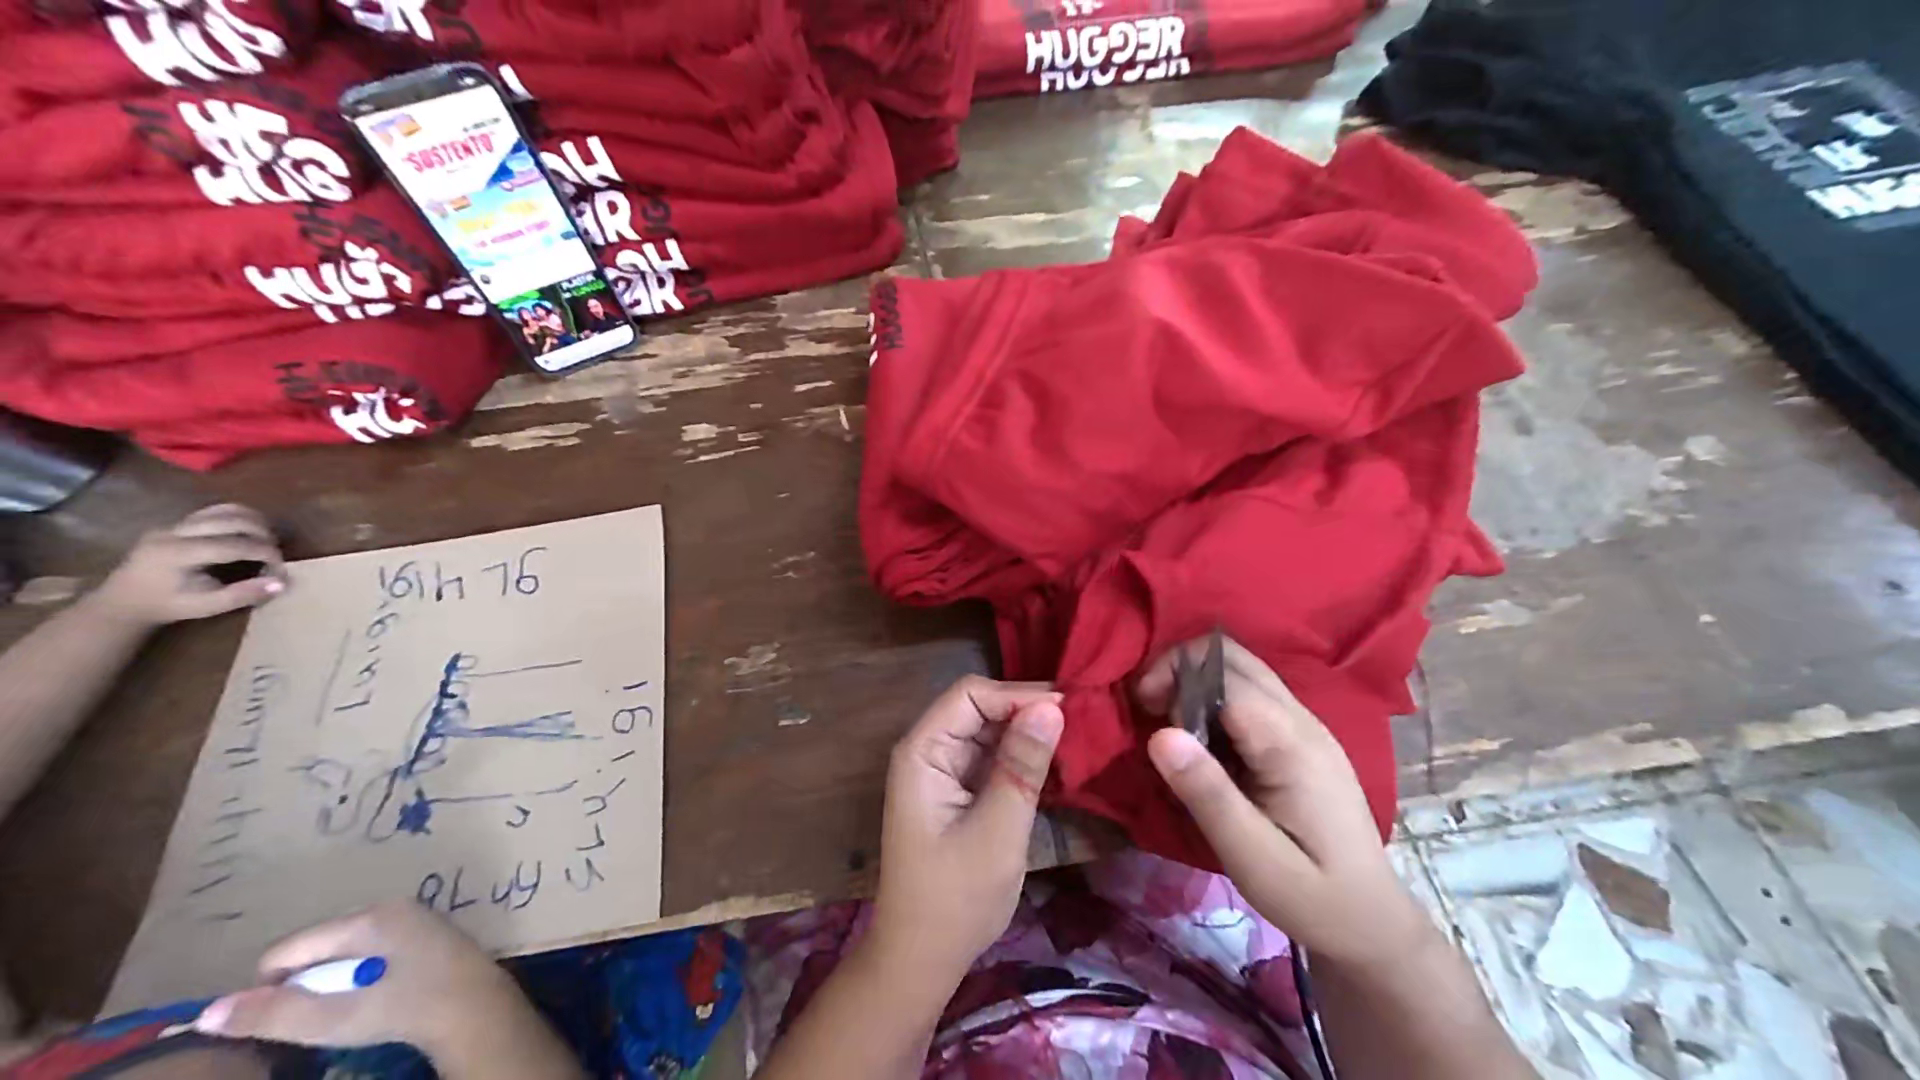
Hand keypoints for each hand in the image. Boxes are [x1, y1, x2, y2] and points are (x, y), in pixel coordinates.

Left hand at [89, 504, 285, 627]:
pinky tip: (247, 533)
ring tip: (266, 541)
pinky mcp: (176, 523)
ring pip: (225, 510)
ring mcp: (173, 525)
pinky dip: (239, 518)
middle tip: (275, 553)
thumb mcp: (206, 606)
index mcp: (179, 553)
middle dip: (264, 535)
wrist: (122, 602)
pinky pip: (214, 512)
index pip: (237, 544)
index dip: (267, 554)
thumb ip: (244, 594)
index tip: (281, 568)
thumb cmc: (167, 606)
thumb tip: (282, 583)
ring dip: (255, 522)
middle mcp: (174, 532)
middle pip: (233, 520)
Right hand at [192, 902, 536, 1056]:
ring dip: (334, 983)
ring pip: (343, 951)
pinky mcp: (425, 932)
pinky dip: (360, 976)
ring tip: (355, 1008)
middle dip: (306, 984)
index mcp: (369, 918)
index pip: (287, 949)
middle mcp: (390, 907)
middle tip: (327, 1015)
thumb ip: (273, 1015)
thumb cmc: (406, 1008)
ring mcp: (411, 917)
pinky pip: (371, 950)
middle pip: (316, 947)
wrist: (476, 1005)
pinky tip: (378, 998)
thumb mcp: (335, 1018)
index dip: (271, 989)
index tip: (290, 1018)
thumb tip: (206, 1013)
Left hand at [870, 676, 1064, 981]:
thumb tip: (1053, 707)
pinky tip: (1058, 765)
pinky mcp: (960, 790)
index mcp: (923, 752)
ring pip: (991, 731)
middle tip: (1083, 723)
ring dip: (1030, 735)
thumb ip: (1022, 766)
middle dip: (1028, 712)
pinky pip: (994, 758)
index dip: (1018, 696)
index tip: (1069, 709)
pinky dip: (1024, 759)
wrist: (924, 956)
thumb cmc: (955, 897)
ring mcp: (945, 771)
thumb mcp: (997, 831)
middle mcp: (930, 751)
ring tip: (1078, 740)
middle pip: (981, 708)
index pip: (971, 696)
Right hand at [1139, 637, 1427, 968]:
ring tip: (1169, 724)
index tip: (1144, 709)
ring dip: (1196, 681)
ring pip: (1241, 669)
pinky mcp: (1299, 737)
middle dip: (1181, 667)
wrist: (1370, 920)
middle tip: (1151, 709)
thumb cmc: (1308, 894)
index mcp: (1290, 742)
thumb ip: (1206, 793)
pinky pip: (1249, 694)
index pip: (1224, 673)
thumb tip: (1159, 734)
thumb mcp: (1250, 856)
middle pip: (1234, 656)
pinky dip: (1213, 699)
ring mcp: (1305, 725)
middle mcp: (1301, 720)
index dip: (1175, 676)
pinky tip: (1201, 740)